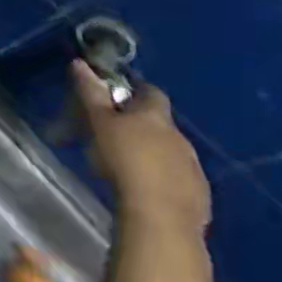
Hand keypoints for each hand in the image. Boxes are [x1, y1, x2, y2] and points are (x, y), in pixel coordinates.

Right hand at [71, 60, 211, 232]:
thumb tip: (80, 63)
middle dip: (143, 127)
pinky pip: (182, 180)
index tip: (120, 95)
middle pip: (162, 124)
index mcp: (156, 116)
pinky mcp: (201, 197)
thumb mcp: (99, 122)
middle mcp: (181, 138)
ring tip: (132, 166)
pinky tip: (149, 191)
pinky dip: (167, 180)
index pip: (152, 92)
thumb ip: (91, 93)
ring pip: (173, 153)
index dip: (137, 90)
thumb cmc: (124, 160)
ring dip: (156, 155)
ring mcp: (195, 169)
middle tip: (118, 135)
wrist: (161, 218)